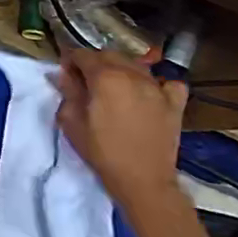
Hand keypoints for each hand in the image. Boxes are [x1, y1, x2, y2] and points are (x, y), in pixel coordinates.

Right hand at [54, 49, 188, 214]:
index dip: (72, 60)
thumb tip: (63, 74)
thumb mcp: (73, 125)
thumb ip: (67, 93)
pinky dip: (159, 83)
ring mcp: (156, 86)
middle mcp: (132, 74)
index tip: (67, 72)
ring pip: (137, 64)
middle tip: (88, 81)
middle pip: (110, 55)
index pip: (83, 55)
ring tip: (116, 88)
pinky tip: (151, 93)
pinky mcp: (174, 102)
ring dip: (122, 69)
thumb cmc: (103, 154)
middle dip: (95, 62)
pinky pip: (168, 82)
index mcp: (105, 77)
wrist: (143, 182)